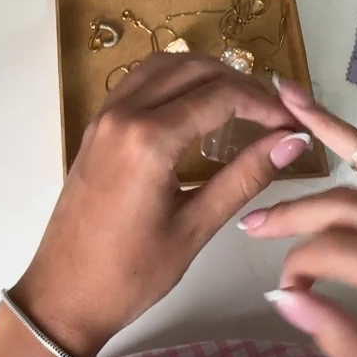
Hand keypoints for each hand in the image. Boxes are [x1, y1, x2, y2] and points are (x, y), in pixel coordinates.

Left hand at [9, 53, 311, 356]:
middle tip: (272, 112)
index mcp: (149, 138)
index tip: (292, 123)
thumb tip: (292, 142)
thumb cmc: (131, 272)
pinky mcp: (98, 123)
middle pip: (193, 68)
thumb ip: (245, 177)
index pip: (219, 96)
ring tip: (240, 101)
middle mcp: (124, 112)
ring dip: (205, 71)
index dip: (262, 103)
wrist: (64, 292)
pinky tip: (196, 103)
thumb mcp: (195, 227)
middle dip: (239, 82)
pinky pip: (140, 79)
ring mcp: (106, 113)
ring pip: (164, 64)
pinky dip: (174, 77)